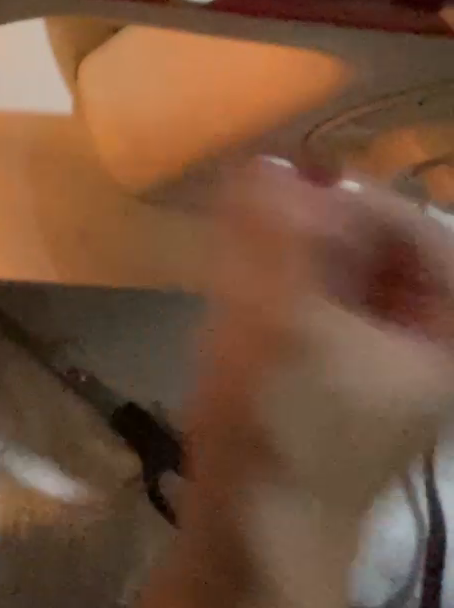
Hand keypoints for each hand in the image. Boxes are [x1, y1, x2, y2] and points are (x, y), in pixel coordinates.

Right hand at [186, 162, 453, 517]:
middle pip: (385, 253)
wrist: (258, 506)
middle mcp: (426, 340)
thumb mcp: (277, 318)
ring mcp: (378, 359)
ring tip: (237, 233)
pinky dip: (282, 278)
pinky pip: (317, 302)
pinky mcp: (330, 371)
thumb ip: (272, 240)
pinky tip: (239, 282)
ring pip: (346, 276)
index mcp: (443, 331)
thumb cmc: (281, 412)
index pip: (420, 235)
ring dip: (295, 245)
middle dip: (321, 218)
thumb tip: (267, 163)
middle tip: (251, 200)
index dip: (354, 197)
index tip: (277, 177)